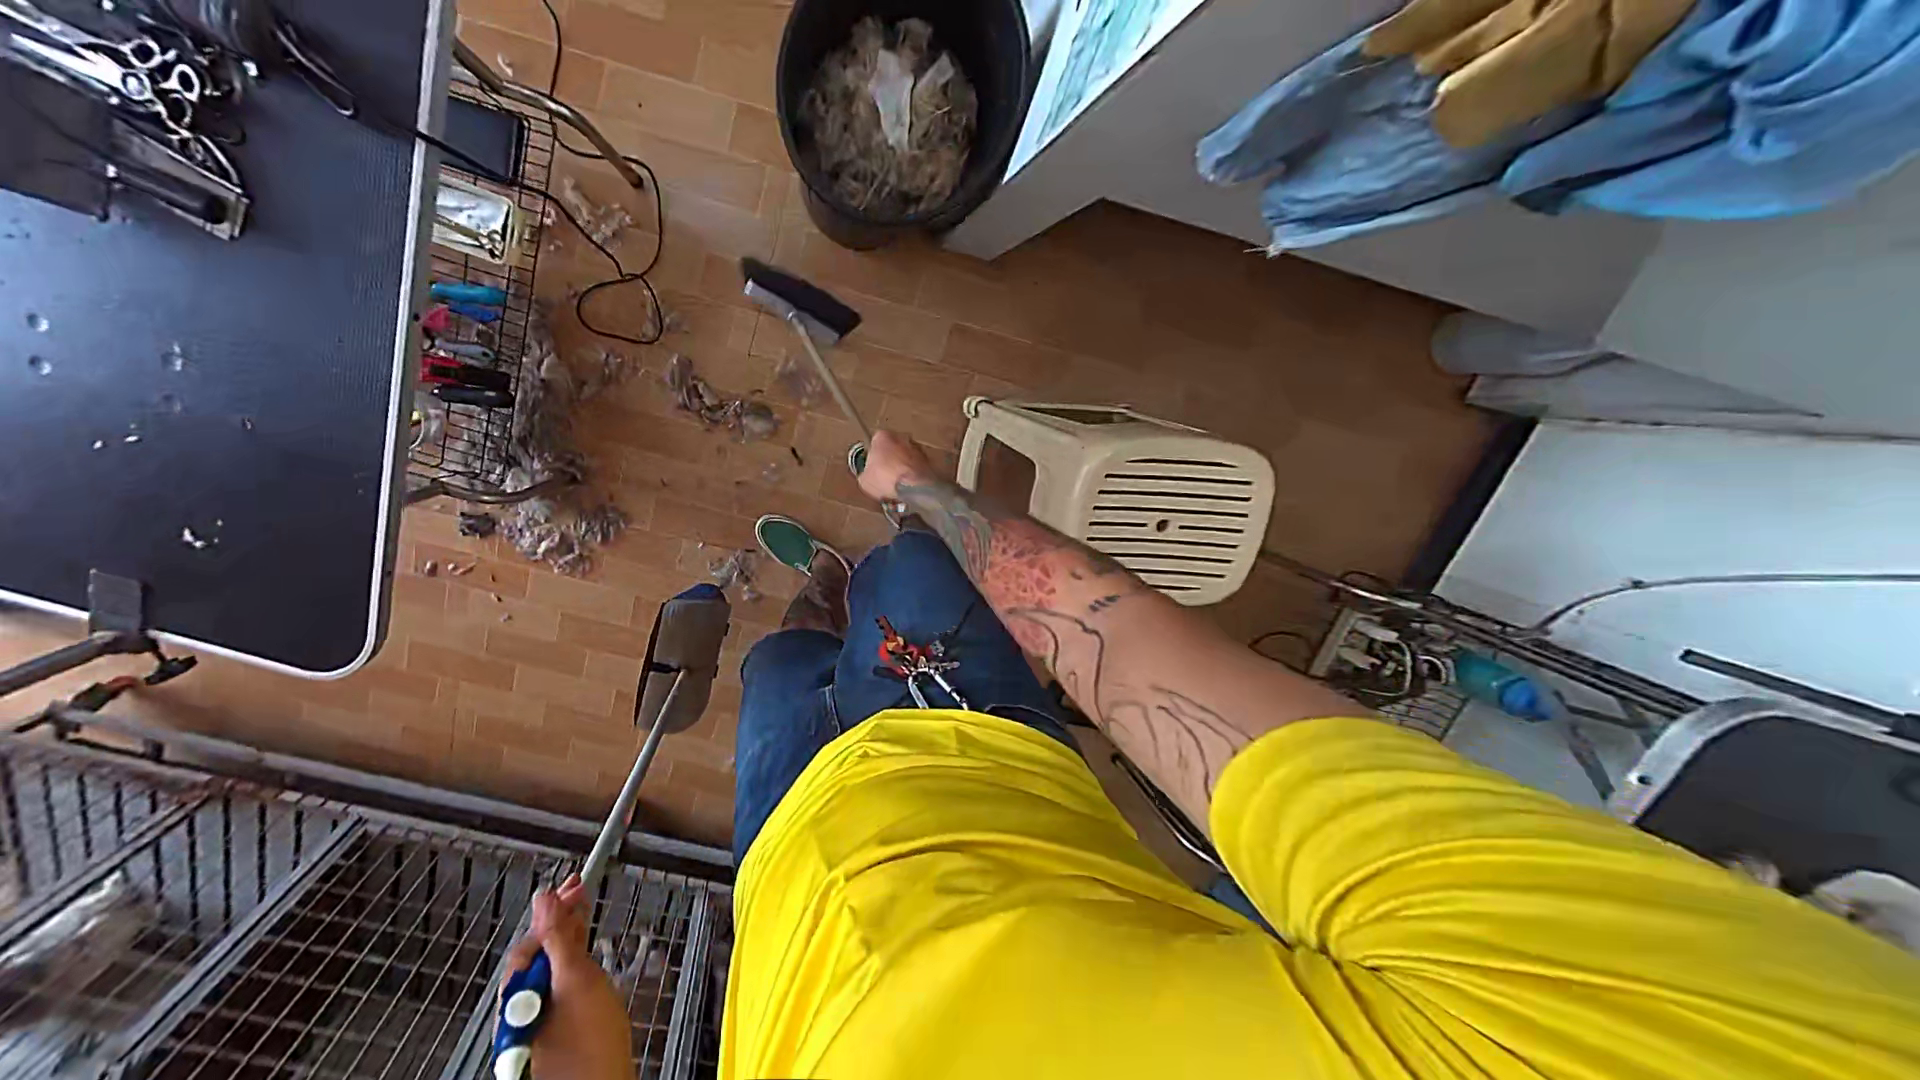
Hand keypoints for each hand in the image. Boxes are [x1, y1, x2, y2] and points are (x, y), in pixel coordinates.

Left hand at [502, 875, 633, 1079]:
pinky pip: (560, 975)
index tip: (573, 885)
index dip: (550, 912)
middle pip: (538, 952)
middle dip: (558, 917)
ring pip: (550, 961)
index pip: (529, 944)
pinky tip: (583, 939)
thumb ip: (558, 938)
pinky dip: (572, 951)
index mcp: (517, 999)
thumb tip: (543, 900)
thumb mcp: (576, 979)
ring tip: (583, 904)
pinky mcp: (560, 1017)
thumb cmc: (590, 1038)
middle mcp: (523, 1006)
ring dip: (566, 930)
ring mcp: (540, 1013)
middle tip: (580, 886)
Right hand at [858, 429, 934, 501]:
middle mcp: (902, 437)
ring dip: (904, 466)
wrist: (913, 488)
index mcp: (882, 436)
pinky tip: (910, 486)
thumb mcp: (864, 480)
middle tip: (886, 475)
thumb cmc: (885, 479)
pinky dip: (915, 473)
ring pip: (907, 456)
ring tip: (899, 483)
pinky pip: (918, 466)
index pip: (875, 441)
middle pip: (893, 446)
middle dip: (891, 458)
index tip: (873, 467)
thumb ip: (866, 473)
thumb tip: (868, 476)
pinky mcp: (930, 460)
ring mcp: (918, 448)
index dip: (874, 455)